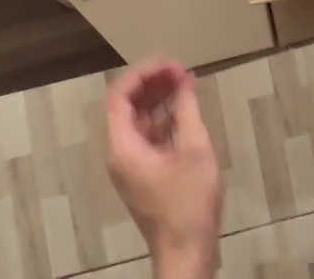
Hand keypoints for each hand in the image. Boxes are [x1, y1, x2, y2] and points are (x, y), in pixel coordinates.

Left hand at [105, 60, 221, 277]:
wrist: (185, 249)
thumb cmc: (189, 200)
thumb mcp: (194, 148)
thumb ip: (186, 111)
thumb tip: (184, 82)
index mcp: (123, 147)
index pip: (119, 97)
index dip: (143, 74)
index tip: (171, 63)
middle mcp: (120, 153)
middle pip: (126, 106)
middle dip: (152, 82)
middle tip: (182, 69)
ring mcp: (130, 164)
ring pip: (138, 119)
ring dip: (159, 97)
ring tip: (187, 81)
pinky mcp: (143, 172)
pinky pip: (147, 134)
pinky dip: (164, 116)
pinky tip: (186, 107)